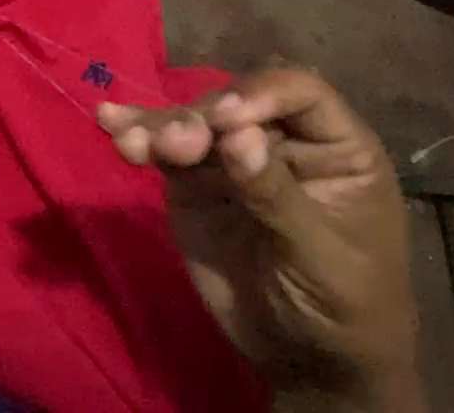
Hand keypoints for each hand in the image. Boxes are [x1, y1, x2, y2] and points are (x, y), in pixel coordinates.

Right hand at [97, 70, 421, 408]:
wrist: (304, 362)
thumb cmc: (343, 308)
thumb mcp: (321, 259)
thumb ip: (276, 195)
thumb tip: (236, 135)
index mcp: (333, 148)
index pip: (298, 92)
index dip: (260, 93)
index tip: (226, 120)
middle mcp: (278, 139)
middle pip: (229, 102)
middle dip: (198, 117)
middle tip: (175, 145)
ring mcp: (229, 159)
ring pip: (189, 122)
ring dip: (157, 125)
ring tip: (130, 141)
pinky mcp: (191, 182)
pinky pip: (162, 150)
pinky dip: (136, 136)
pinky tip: (110, 123)